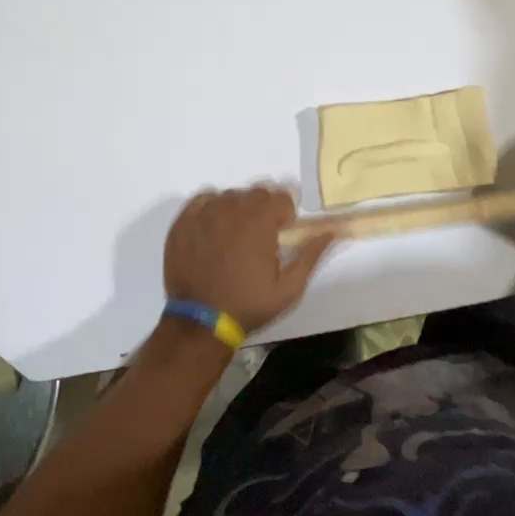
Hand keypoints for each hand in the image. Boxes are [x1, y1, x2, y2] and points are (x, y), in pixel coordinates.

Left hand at [164, 186, 334, 333]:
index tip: (281, 234)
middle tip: (260, 238)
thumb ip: (310, 255)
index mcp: (259, 223)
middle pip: (256, 193)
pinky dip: (213, 209)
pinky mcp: (183, 222)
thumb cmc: (248, 305)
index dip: (285, 214)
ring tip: (235, 238)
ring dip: (239, 210)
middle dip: (264, 210)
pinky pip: (204, 200)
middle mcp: (232, 210)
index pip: (281, 196)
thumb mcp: (288, 288)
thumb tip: (331, 231)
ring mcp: (204, 214)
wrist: (201, 322)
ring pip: (230, 196)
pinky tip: (214, 230)